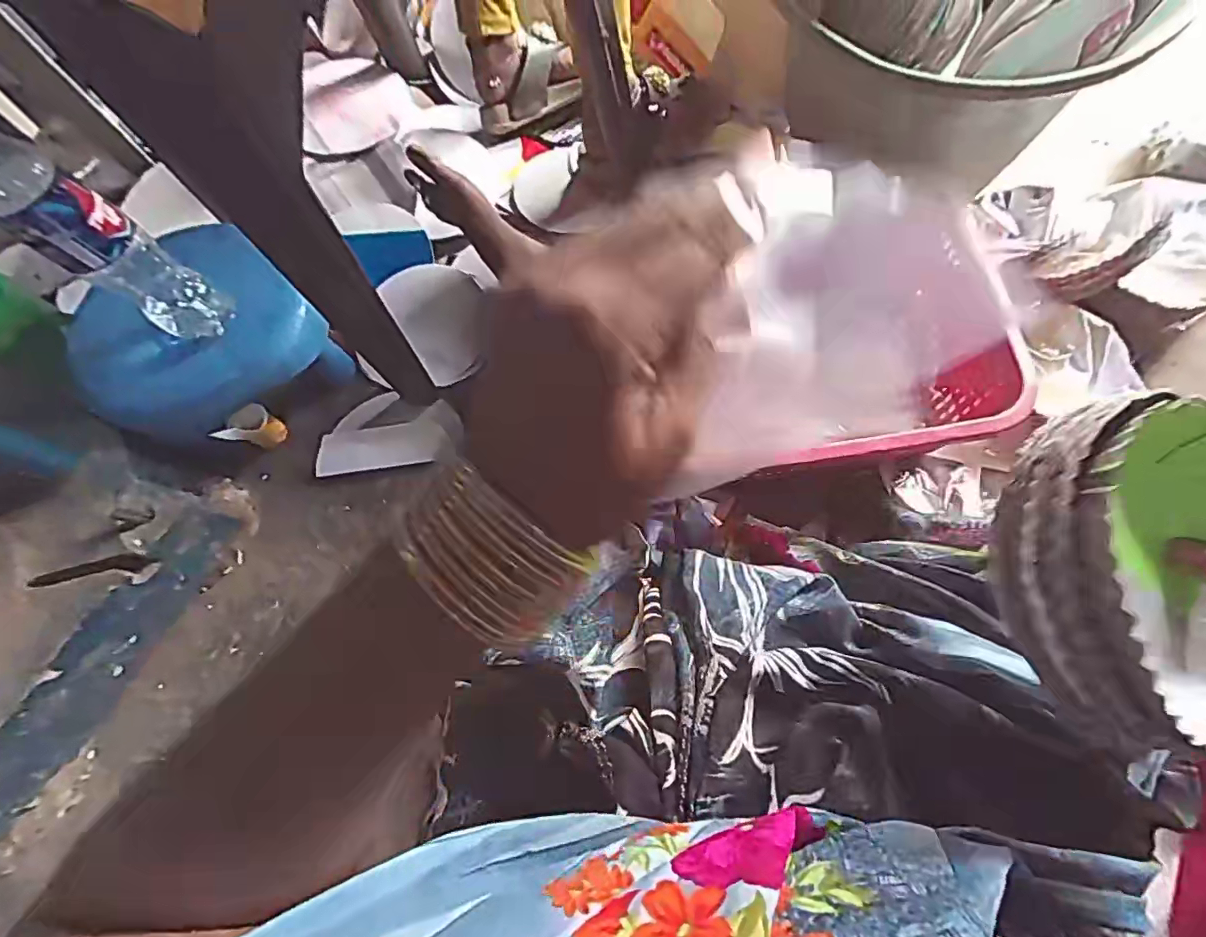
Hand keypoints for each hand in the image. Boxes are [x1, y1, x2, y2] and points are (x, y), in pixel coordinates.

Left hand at [463, 172, 751, 547]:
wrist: (510, 509)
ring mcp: (529, 284)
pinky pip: (497, 232)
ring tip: (693, 198)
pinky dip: (489, 201)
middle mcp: (567, 283)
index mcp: (614, 324)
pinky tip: (437, 159)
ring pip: (604, 222)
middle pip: (650, 222)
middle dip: (702, 204)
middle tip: (744, 176)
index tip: (768, 186)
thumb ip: (697, 358)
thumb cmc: (595, 487)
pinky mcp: (507, 297)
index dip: (733, 223)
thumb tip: (720, 301)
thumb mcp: (669, 437)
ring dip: (653, 210)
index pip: (691, 251)